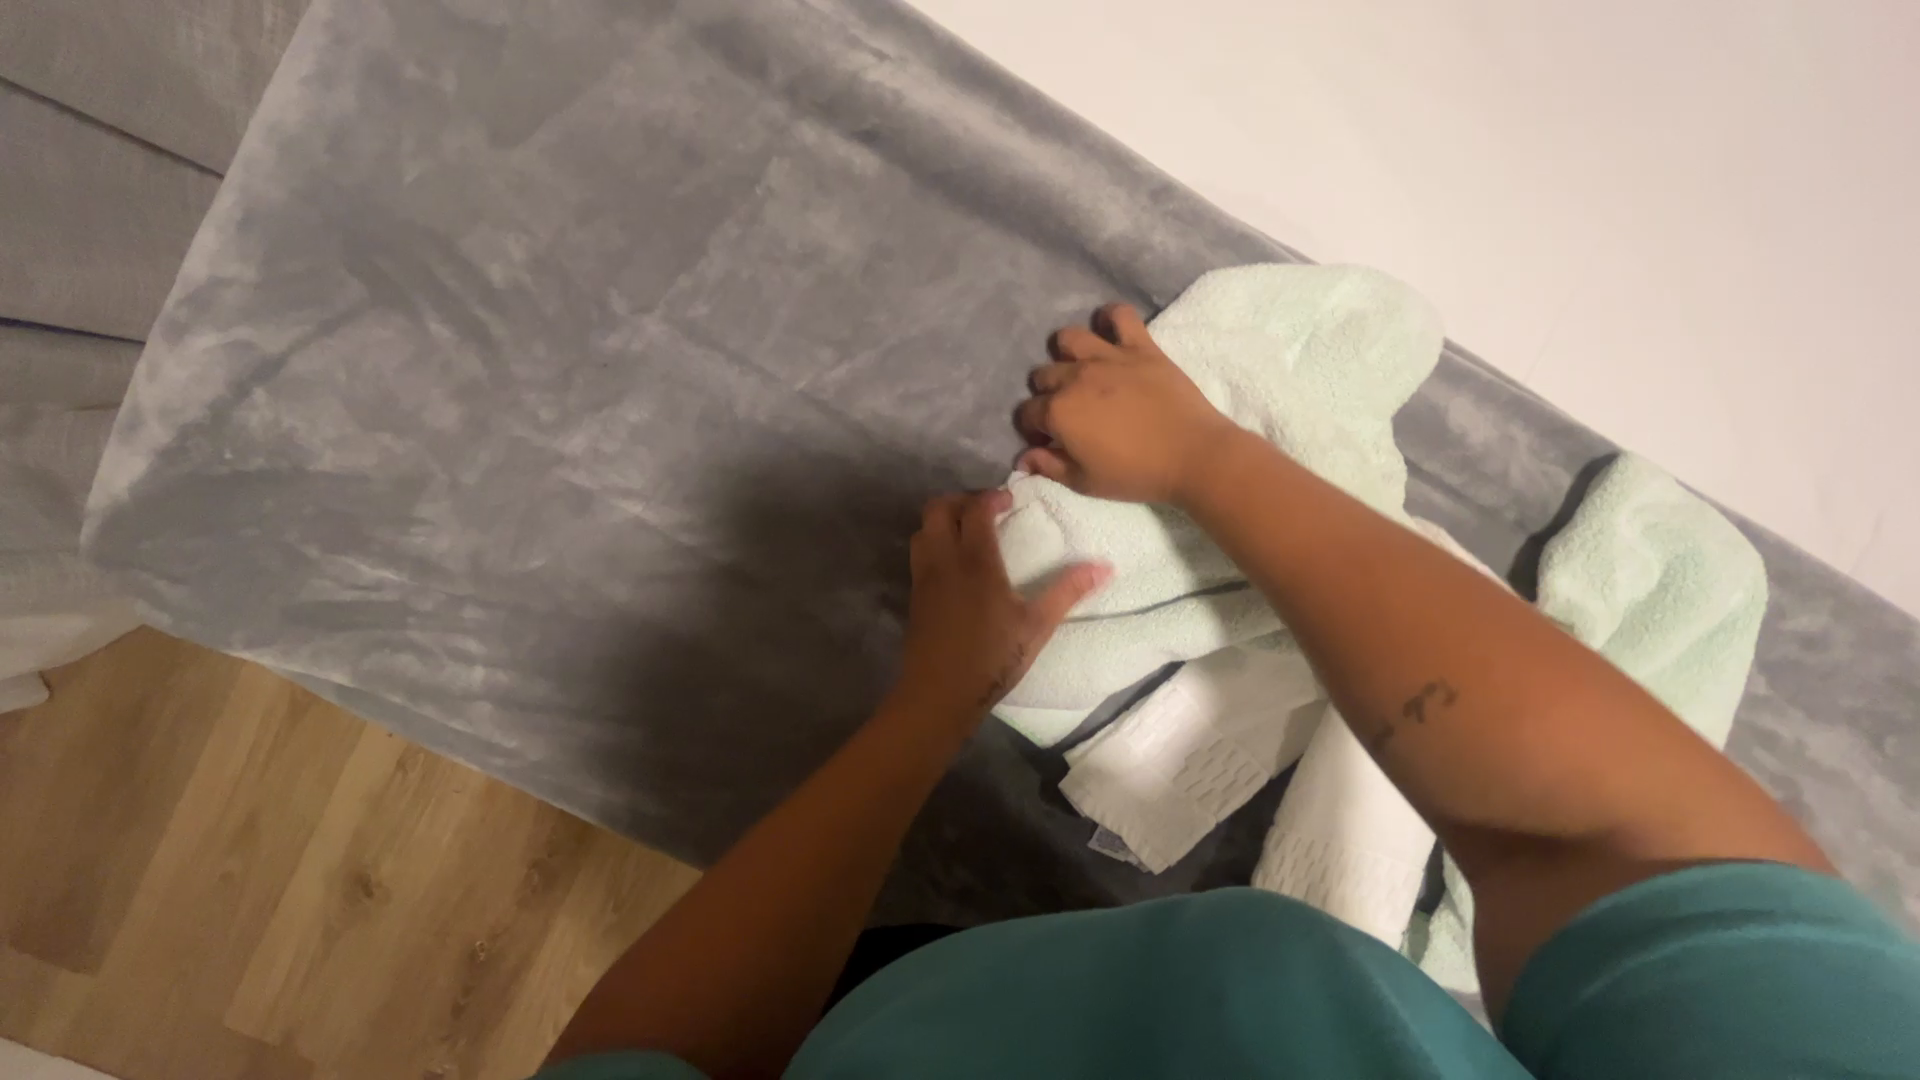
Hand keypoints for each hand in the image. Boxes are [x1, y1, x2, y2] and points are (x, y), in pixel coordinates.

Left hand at [889, 490, 1109, 725]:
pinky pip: (919, 554)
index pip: (975, 509)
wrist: (939, 693)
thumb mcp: (1037, 626)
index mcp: (975, 561)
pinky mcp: (914, 595)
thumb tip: (1105, 567)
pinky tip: (955, 565)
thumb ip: (1068, 591)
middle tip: (986, 511)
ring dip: (943, 521)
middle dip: (961, 500)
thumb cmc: (992, 657)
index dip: (991, 497)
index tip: (1009, 501)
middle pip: (938, 508)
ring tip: (968, 533)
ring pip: (923, 530)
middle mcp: (943, 560)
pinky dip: (934, 544)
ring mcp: (924, 577)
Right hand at [1016, 303, 1241, 504]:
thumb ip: (1049, 467)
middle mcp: (1075, 377)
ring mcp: (1108, 357)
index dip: (1033, 429)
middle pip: (1043, 375)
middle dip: (1046, 394)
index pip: (1027, 413)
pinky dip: (1111, 318)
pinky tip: (1110, 332)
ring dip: (1066, 354)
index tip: (1048, 441)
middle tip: (1067, 411)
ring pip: (1068, 338)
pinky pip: (1120, 315)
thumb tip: (1023, 459)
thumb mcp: (1085, 482)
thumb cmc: (1136, 474)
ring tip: (1081, 370)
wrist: (1192, 455)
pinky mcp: (1141, 346)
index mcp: (1058, 412)